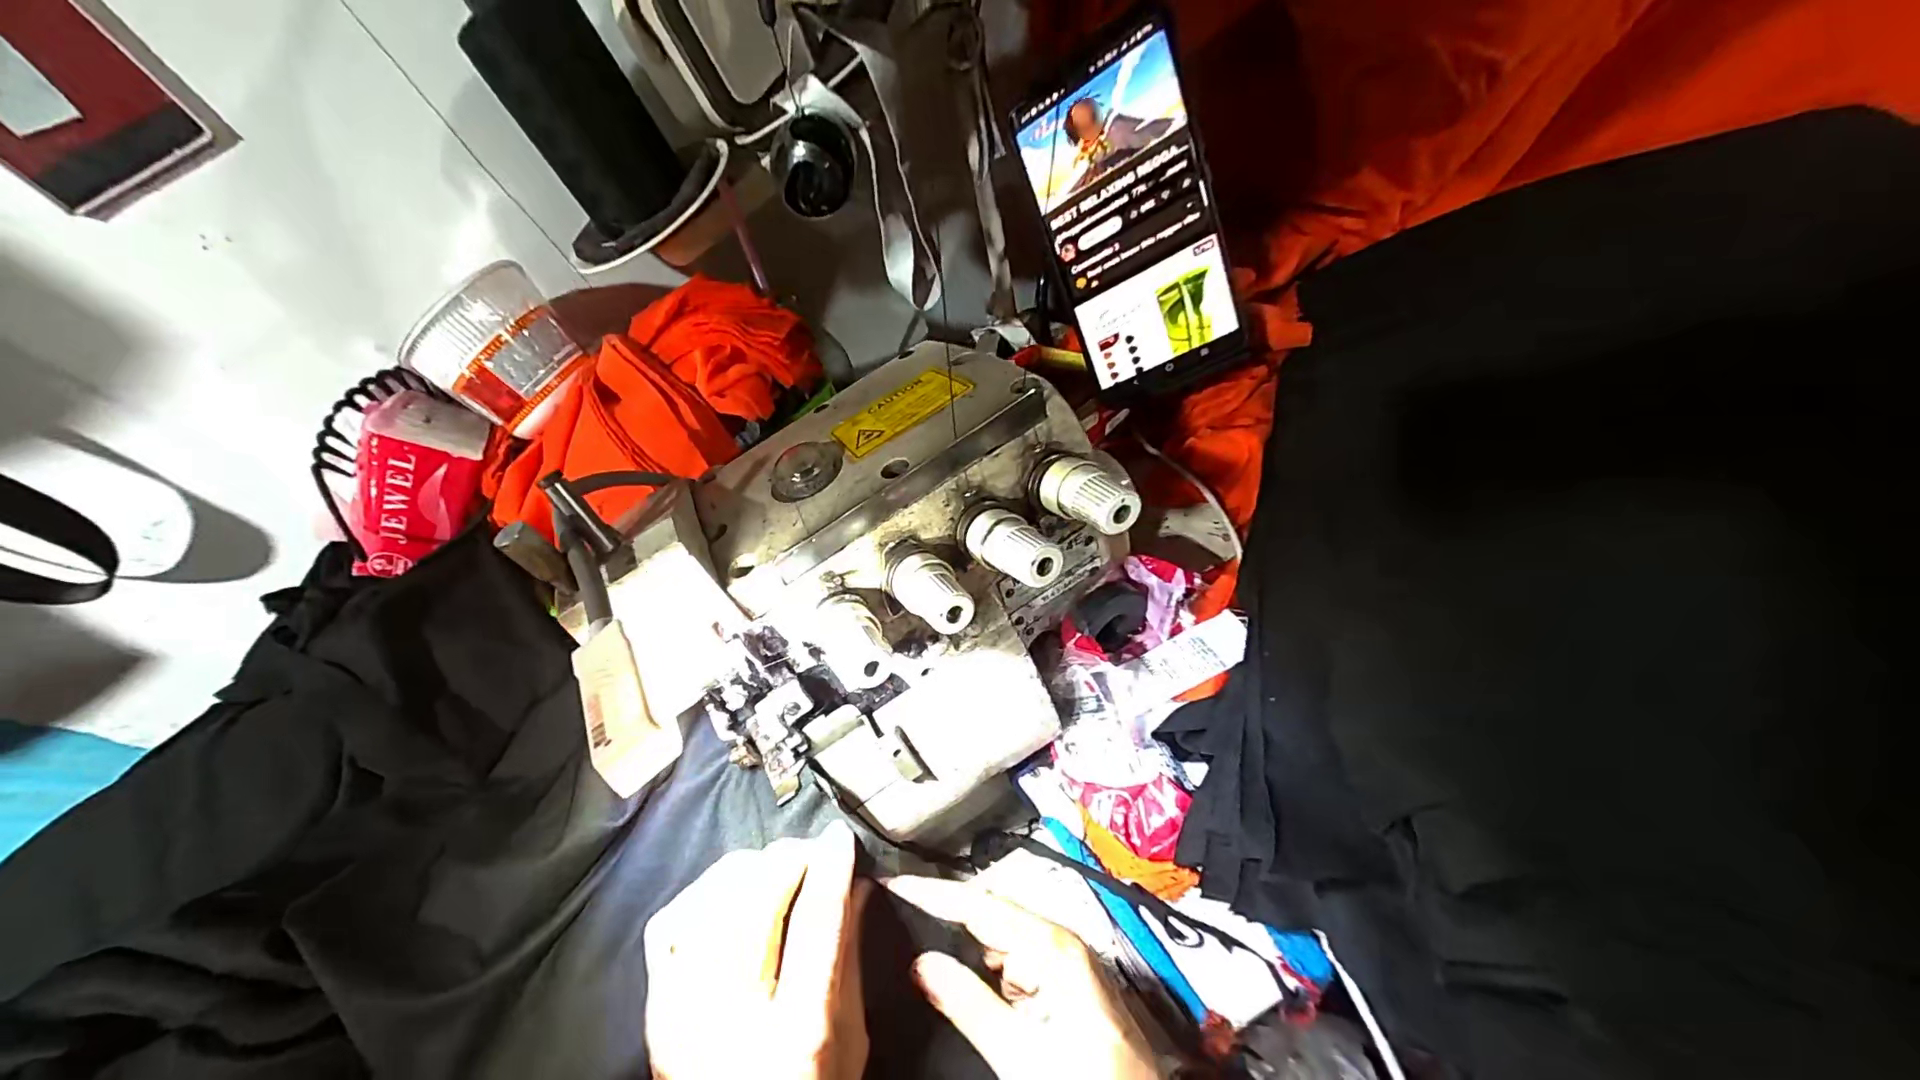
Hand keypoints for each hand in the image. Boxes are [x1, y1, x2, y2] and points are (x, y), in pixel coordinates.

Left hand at [644, 821, 872, 1079]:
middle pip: (757, 901)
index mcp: (797, 1032)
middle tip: (811, 849)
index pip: (817, 921)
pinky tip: (729, 889)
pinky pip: (669, 922)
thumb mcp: (850, 1038)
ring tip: (776, 865)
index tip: (840, 837)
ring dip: (749, 866)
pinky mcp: (655, 1008)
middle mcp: (732, 1018)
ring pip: (710, 901)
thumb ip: (851, 957)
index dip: (831, 867)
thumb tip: (858, 885)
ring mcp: (682, 1012)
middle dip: (788, 857)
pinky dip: (702, 891)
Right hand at [887, 875, 1161, 1079]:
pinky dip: (988, 969)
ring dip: (965, 946)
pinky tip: (970, 983)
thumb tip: (924, 966)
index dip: (933, 892)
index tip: (897, 885)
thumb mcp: (1019, 1053)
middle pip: (988, 914)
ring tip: (925, 945)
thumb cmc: (1094, 1079)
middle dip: (945, 916)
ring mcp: (1061, 961)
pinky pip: (1013, 963)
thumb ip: (967, 1004)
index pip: (979, 904)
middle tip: (900, 912)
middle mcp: (1058, 942)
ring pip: (998, 940)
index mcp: (1051, 945)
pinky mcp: (1061, 983)